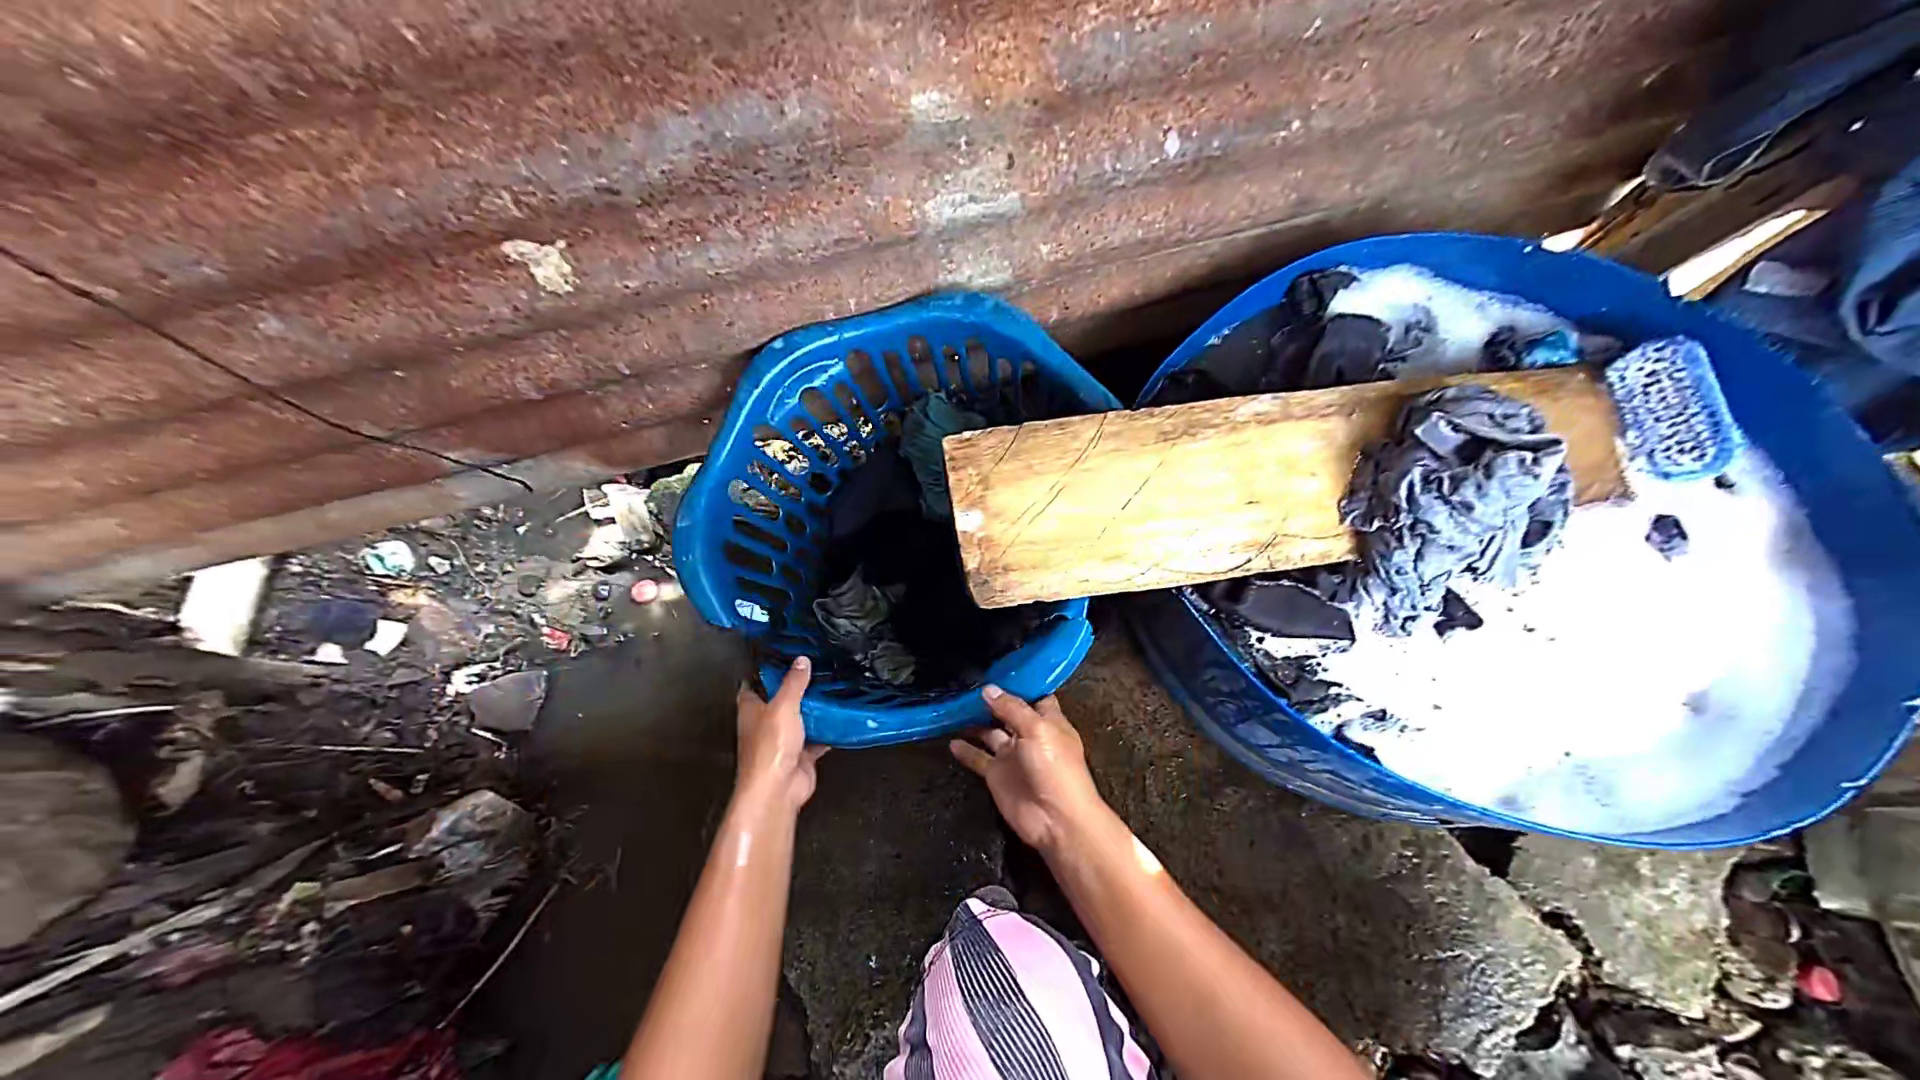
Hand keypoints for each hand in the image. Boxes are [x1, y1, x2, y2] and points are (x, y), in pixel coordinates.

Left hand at [735, 657, 828, 811]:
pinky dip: (827, 732)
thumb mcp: (783, 705)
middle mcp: (764, 724)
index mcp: (752, 709)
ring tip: (829, 692)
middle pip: (780, 701)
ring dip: (812, 711)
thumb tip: (800, 662)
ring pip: (799, 719)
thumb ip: (793, 682)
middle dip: (795, 689)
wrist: (778, 789)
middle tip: (813, 673)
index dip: (766, 672)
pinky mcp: (799, 755)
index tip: (781, 659)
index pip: (754, 684)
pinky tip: (838, 722)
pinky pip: (816, 739)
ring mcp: (782, 740)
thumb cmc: (768, 750)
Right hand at [951, 686, 1106, 852]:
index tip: (997, 670)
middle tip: (967, 684)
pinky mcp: (997, 775)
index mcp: (1048, 722)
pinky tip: (951, 741)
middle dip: (992, 700)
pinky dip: (965, 750)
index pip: (1034, 697)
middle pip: (1008, 713)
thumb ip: (1012, 708)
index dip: (1018, 685)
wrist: (1056, 819)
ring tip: (954, 706)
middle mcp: (1029, 736)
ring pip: (990, 733)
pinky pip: (978, 758)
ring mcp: (1012, 756)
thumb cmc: (1055, 768)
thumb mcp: (1037, 730)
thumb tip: (988, 690)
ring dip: (974, 722)